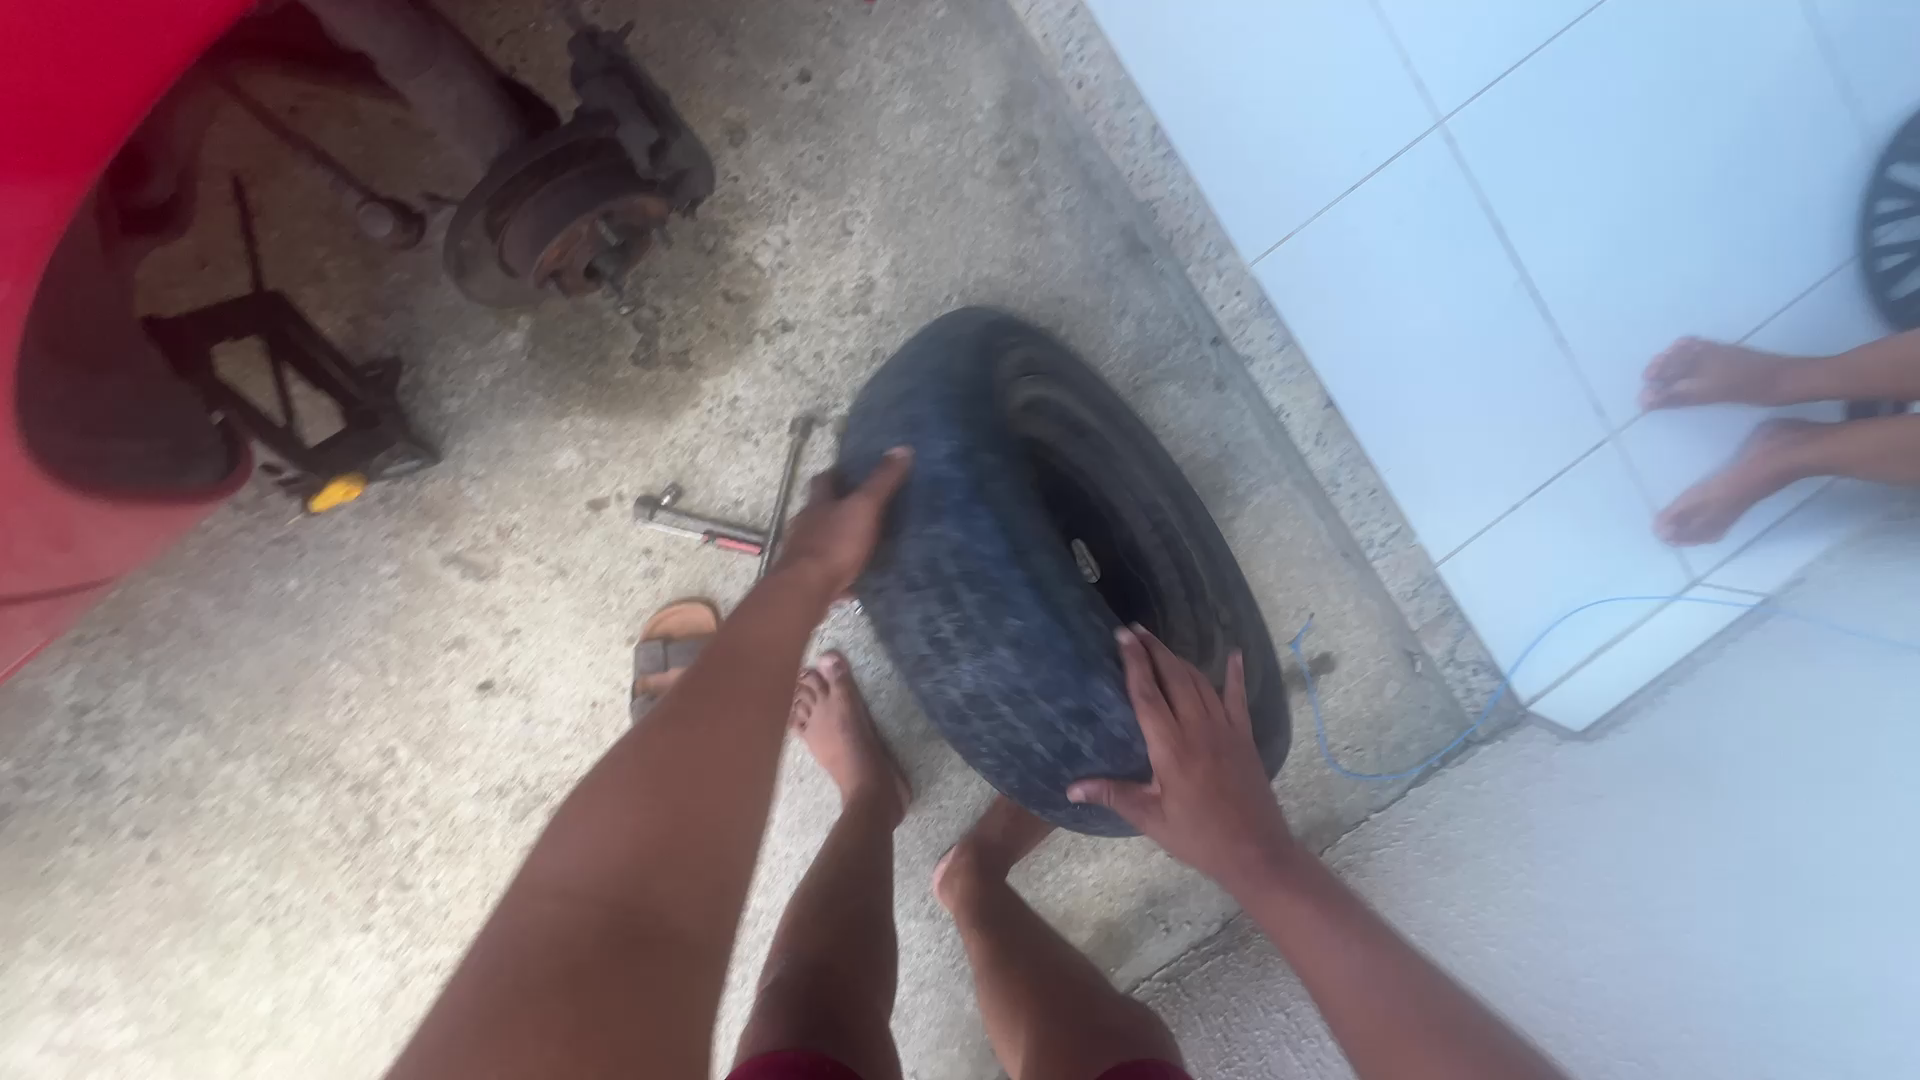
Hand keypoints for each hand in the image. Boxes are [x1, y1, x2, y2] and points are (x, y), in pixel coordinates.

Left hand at [773, 446, 912, 597]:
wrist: (807, 588)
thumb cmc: (835, 543)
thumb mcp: (865, 508)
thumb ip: (882, 481)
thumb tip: (902, 448)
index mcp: (818, 503)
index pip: (824, 480)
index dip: (835, 475)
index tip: (849, 474)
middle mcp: (805, 524)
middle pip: (820, 510)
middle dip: (837, 509)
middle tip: (861, 510)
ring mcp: (802, 552)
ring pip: (821, 539)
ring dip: (837, 540)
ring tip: (862, 545)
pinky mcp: (806, 578)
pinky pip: (825, 570)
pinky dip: (839, 571)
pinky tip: (855, 579)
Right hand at [1069, 624, 1297, 893]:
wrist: (1257, 853)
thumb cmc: (1199, 837)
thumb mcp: (1151, 819)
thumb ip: (1113, 795)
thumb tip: (1070, 788)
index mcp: (1171, 747)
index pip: (1147, 693)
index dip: (1134, 662)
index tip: (1122, 636)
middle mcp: (1198, 729)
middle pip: (1173, 677)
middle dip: (1154, 650)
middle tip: (1135, 630)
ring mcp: (1225, 729)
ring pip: (1200, 682)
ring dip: (1178, 659)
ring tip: (1159, 644)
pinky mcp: (1244, 737)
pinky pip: (1237, 698)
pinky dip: (1234, 674)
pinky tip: (1233, 654)